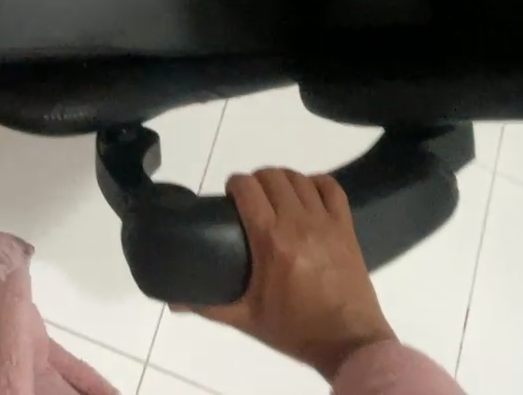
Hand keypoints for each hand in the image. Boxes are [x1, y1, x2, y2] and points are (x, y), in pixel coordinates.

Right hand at [194, 169, 396, 380]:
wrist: (350, 346)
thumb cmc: (295, 330)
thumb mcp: (247, 319)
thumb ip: (208, 306)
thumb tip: (172, 302)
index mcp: (270, 240)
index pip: (246, 187)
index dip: (233, 185)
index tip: (230, 199)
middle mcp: (297, 224)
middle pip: (270, 176)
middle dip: (256, 182)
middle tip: (251, 201)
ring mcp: (325, 223)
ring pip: (298, 178)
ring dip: (282, 181)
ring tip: (276, 198)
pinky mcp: (346, 228)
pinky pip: (331, 187)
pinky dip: (316, 184)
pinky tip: (307, 196)